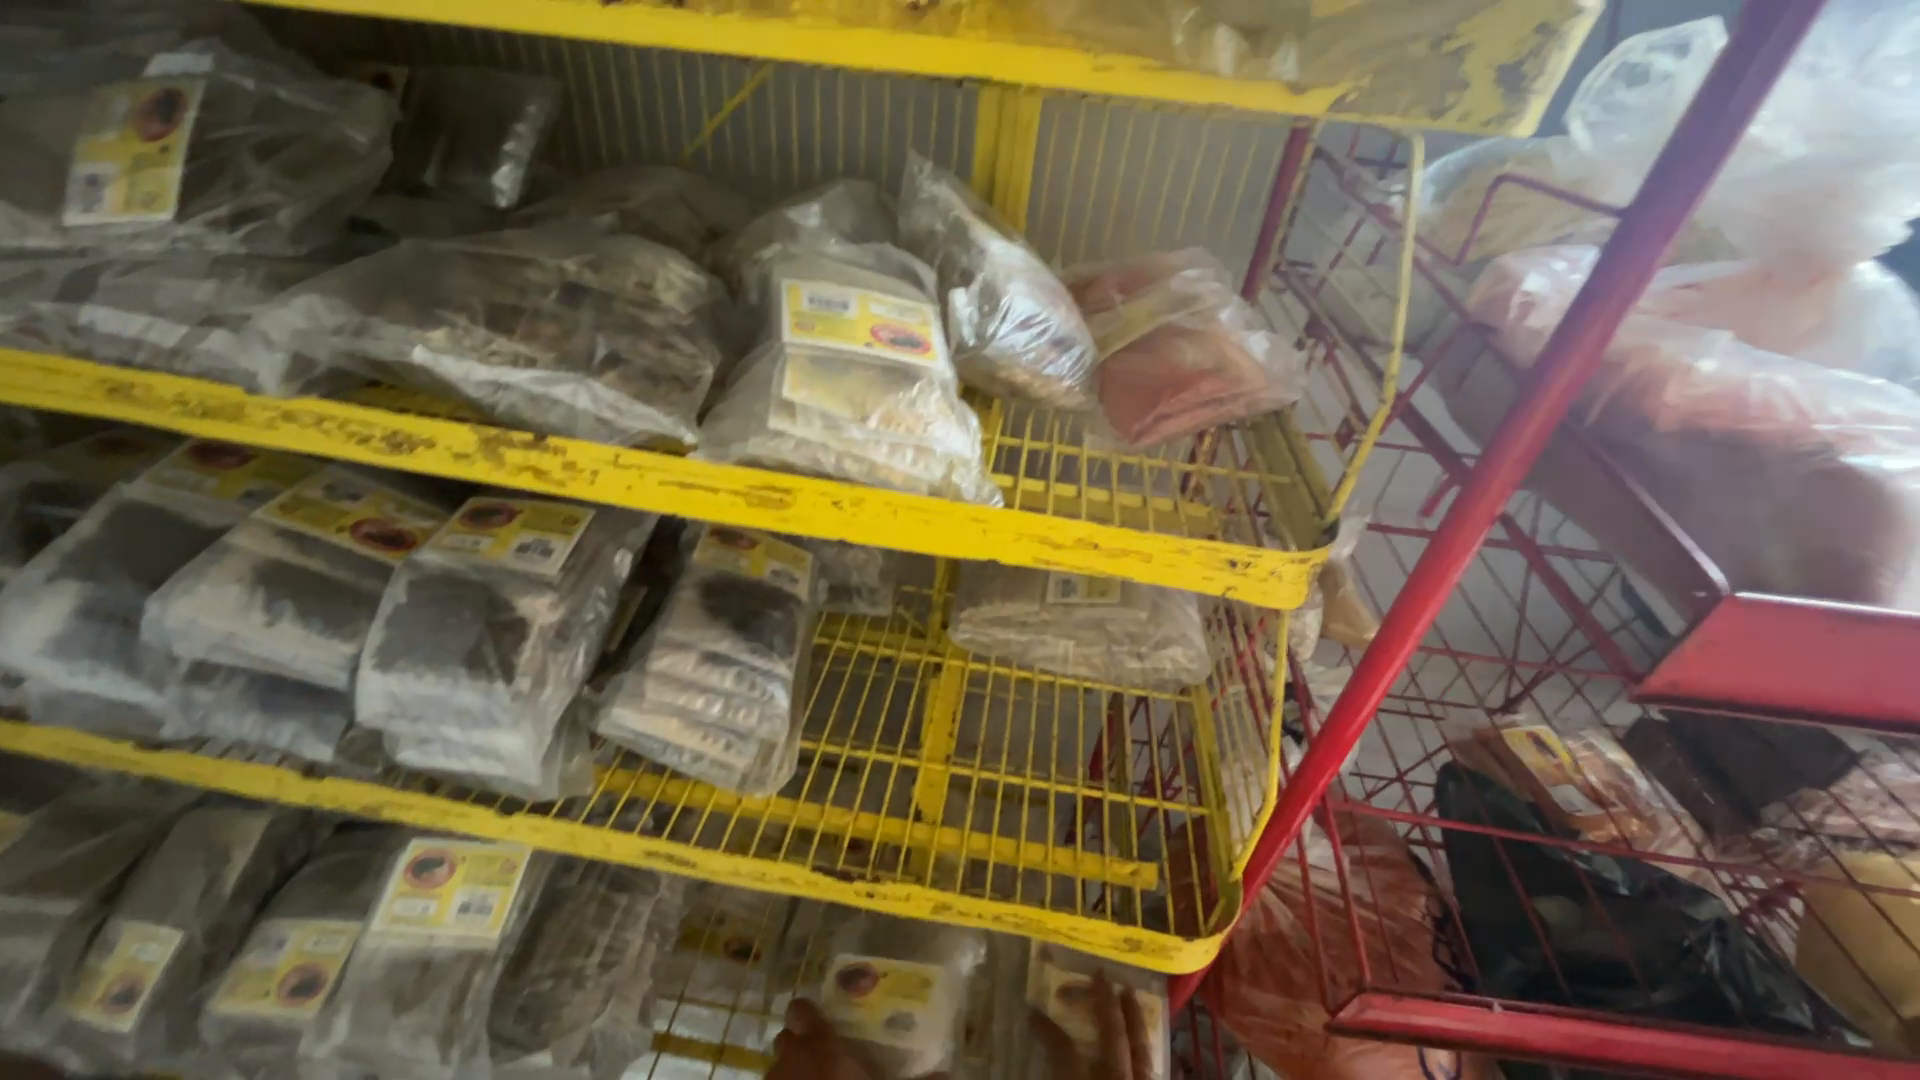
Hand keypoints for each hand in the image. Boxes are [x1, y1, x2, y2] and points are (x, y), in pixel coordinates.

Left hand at [768, 998, 954, 1079]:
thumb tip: (952, 1073)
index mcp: (819, 1046)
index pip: (801, 1011)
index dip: (808, 1010)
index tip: (820, 1013)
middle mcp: (791, 1059)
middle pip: (786, 1037)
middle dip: (799, 1041)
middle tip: (821, 1049)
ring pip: (778, 1066)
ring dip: (791, 1068)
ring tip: (814, 1076)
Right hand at [1029, 973, 1155, 1079]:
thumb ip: (1053, 1069)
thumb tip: (1037, 1030)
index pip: (1063, 1049)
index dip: (1048, 1030)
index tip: (1033, 1014)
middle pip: (1114, 1036)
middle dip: (1107, 1003)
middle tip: (1102, 974)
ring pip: (1142, 1050)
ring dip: (1135, 1020)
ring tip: (1130, 995)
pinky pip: (1154, 1069)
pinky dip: (1148, 1051)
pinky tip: (1145, 1042)